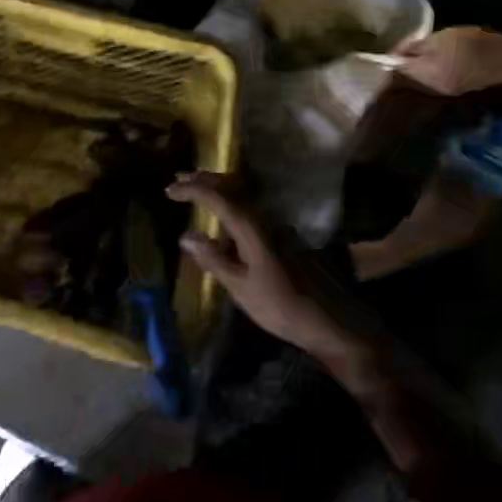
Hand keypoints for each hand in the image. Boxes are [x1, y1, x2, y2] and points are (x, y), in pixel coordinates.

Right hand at [166, 172, 349, 358]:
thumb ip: (213, 259)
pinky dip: (232, 200)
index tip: (168, 189)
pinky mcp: (283, 236)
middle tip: (180, 177)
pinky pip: (251, 206)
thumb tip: (186, 235)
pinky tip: (225, 214)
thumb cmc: (282, 306)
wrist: (333, 323)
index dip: (191, 190)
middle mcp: (264, 219)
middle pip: (232, 188)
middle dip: (204, 180)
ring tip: (198, 188)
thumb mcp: (240, 287)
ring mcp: (277, 226)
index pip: (216, 197)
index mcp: (251, 228)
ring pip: (243, 195)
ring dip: (218, 187)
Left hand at [391, 26, 501, 96]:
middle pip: (412, 72)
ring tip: (431, 45)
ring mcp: (450, 89)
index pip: (400, 66)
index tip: (399, 42)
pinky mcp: (463, 87)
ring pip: (426, 74)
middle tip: (415, 41)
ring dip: (424, 61)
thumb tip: (396, 52)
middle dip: (410, 57)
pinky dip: (438, 65)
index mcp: (428, 76)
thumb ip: (415, 46)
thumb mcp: (439, 39)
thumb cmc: (474, 45)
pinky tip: (446, 54)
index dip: (396, 53)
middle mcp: (436, 87)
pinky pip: (440, 75)